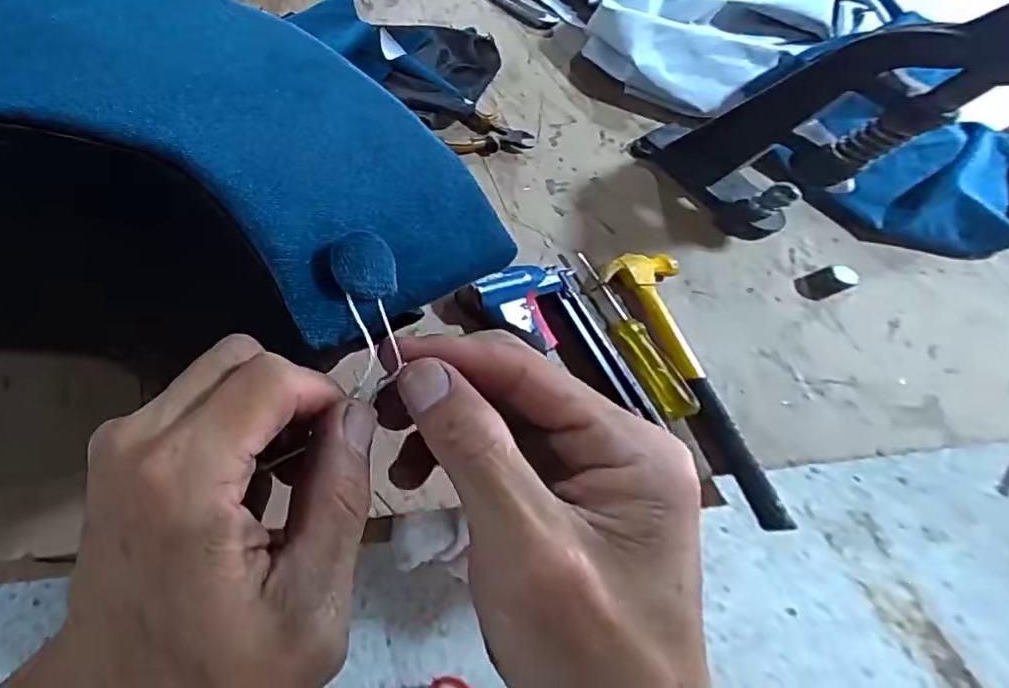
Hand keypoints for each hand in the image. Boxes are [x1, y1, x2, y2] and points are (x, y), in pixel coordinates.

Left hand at [7, 335, 376, 687]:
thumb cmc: (215, 674)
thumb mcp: (306, 611)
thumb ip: (338, 499)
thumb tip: (354, 414)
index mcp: (183, 475)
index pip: (267, 375)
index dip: (319, 390)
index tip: (345, 433)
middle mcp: (139, 436)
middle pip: (236, 356)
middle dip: (289, 390)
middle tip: (316, 452)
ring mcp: (118, 436)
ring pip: (212, 371)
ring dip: (257, 404)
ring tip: (280, 474)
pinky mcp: (113, 444)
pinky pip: (186, 397)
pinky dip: (226, 418)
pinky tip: (240, 479)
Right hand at [377, 332, 708, 687]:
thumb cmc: (584, 653)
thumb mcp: (525, 546)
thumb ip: (475, 448)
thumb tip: (421, 369)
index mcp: (626, 445)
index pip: (524, 369)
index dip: (449, 355)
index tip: (384, 356)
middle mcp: (612, 442)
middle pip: (508, 386)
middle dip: (440, 390)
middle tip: (382, 405)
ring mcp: (588, 468)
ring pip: (495, 412)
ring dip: (439, 421)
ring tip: (395, 448)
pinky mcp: (560, 492)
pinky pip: (495, 447)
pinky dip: (450, 451)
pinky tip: (417, 473)